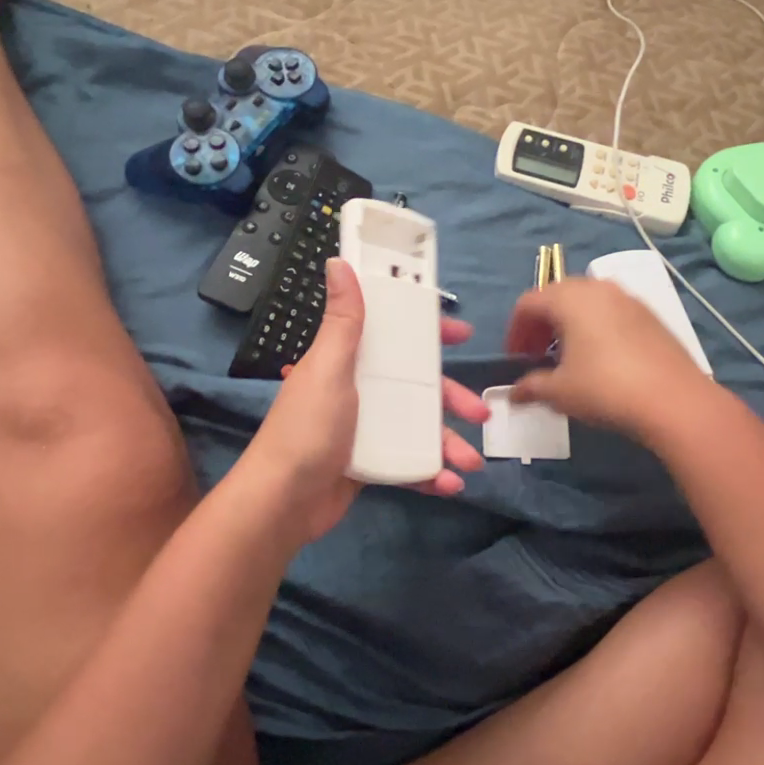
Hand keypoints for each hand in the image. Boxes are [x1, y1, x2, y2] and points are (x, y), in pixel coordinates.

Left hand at [243, 259, 487, 540]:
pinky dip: (431, 472)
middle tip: (481, 412)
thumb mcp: (328, 368)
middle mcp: (361, 390)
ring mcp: (368, 430)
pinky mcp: (371, 465)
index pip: (396, 337)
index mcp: (350, 362)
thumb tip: (338, 262)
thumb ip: (342, 322)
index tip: (462, 334)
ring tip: (470, 463)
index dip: (429, 333)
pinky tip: (450, 484)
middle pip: (418, 386)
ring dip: (449, 442)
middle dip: (452, 398)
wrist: (282, 503)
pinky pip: (411, 463)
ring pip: (421, 427)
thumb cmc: (307, 429)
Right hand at [504, 277, 711, 435]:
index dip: (515, 331)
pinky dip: (595, 327)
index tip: (515, 359)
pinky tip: (600, 358)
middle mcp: (597, 287)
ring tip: (568, 357)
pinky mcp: (649, 314)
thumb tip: (514, 392)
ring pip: (586, 302)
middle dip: (541, 325)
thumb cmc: (605, 389)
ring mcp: (627, 298)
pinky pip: (610, 312)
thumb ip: (531, 386)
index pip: (528, 303)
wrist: (675, 400)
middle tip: (537, 356)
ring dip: (569, 324)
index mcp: (568, 298)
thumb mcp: (560, 391)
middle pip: (557, 296)